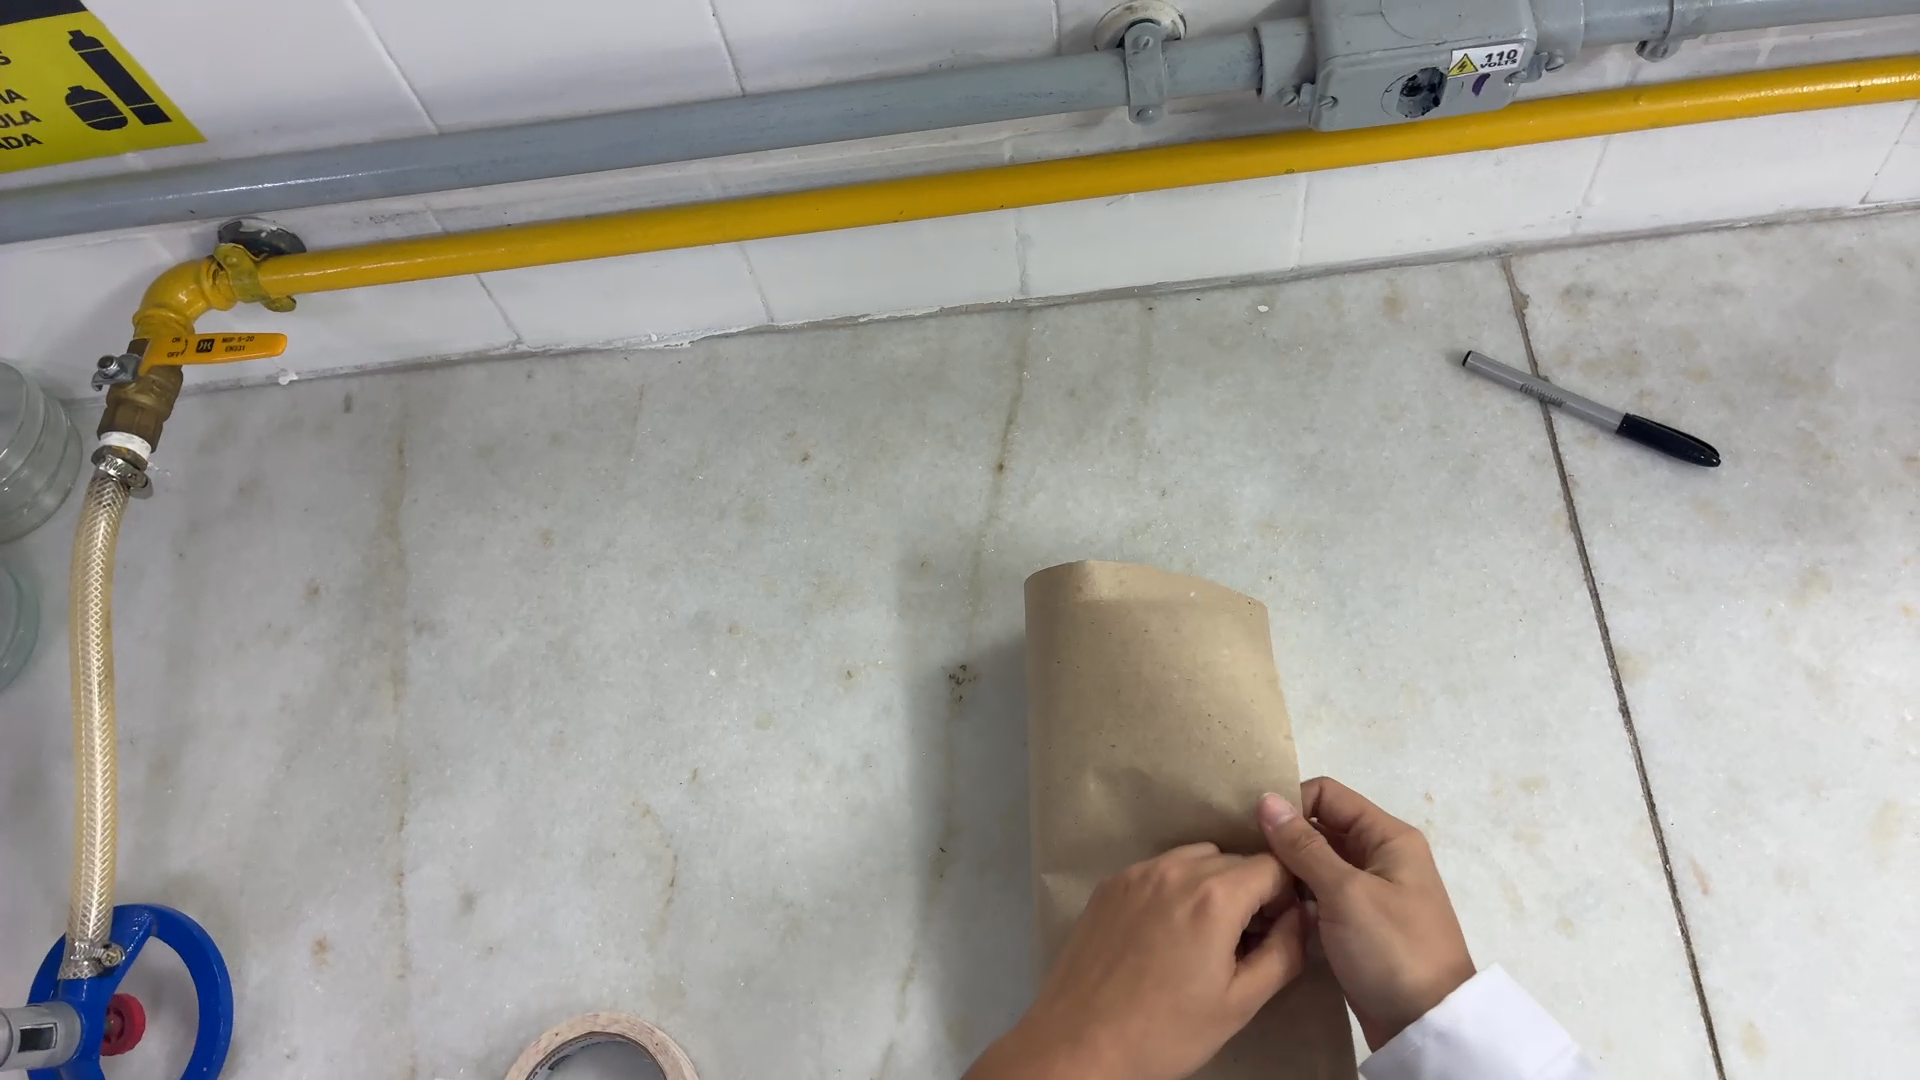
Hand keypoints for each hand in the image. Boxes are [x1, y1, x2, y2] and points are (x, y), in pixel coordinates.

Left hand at [965, 844, 1308, 1079]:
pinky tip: (1168, 929)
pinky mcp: (1111, 881)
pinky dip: (1176, 885)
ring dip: (1213, 882)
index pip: (1270, 865)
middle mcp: (1174, 869)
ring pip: (1195, 857)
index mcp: (1212, 897)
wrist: (1082, 1038)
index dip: (1286, 892)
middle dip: (1252, 889)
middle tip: (1248, 937)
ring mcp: (1137, 871)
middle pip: (1233, 859)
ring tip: (1208, 933)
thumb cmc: (1167, 1030)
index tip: (1281, 925)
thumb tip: (1302, 916)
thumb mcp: (1240, 1002)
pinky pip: (1159, 867)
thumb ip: (1283, 952)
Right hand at [1258, 778, 1474, 1049]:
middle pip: (1318, 826)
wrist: (1428, 1032)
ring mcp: (1368, 889)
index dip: (1291, 805)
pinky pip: (1317, 890)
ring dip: (1286, 868)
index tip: (1256, 830)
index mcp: (1387, 837)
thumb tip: (1265, 798)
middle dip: (1283, 838)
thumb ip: (1302, 844)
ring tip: (1254, 883)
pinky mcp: (1356, 919)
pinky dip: (1296, 894)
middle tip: (1247, 858)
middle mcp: (1379, 855)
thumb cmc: (1392, 951)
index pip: (1326, 795)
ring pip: (1314, 860)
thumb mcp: (1345, 893)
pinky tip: (1272, 906)